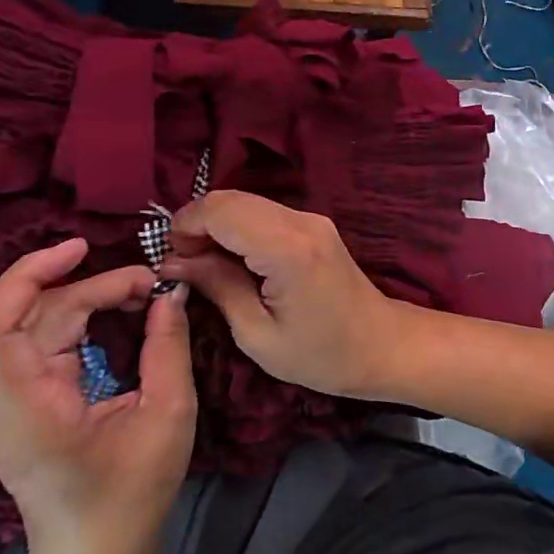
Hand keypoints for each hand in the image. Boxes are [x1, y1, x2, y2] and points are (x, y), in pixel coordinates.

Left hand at [0, 240, 195, 553]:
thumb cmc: (130, 500)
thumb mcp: (168, 418)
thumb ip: (168, 347)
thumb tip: (171, 292)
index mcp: (25, 410)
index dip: (25, 275)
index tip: (81, 248)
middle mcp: (2, 403)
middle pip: (25, 317)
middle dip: (84, 286)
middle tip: (145, 282)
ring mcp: (6, 406)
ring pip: (34, 326)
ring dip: (84, 299)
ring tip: (141, 293)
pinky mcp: (20, 406)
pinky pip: (42, 346)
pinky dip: (78, 320)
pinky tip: (116, 314)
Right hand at [162, 191, 402, 398]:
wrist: (382, 345)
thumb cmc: (321, 355)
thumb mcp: (258, 335)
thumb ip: (217, 287)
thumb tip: (175, 261)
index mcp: (286, 249)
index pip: (221, 210)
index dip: (187, 226)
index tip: (170, 258)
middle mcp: (300, 221)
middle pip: (231, 199)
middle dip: (197, 224)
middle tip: (182, 263)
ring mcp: (310, 218)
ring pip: (246, 202)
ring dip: (216, 224)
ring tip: (203, 264)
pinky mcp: (313, 224)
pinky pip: (263, 212)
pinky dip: (238, 227)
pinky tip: (232, 259)